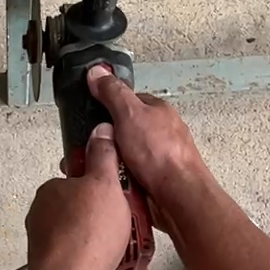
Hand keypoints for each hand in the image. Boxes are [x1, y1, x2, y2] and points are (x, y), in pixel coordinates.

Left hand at [23, 124, 131, 269]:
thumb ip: (103, 155)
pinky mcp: (56, 269)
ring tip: (133, 253)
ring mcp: (48, 245)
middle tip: (131, 224)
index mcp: (51, 190)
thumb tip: (100, 131)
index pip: (78, 178)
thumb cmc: (87, 233)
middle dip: (110, 218)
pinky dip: (106, 264)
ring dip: (112, 244)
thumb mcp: (104, 184)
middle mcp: (43, 216)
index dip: (103, 184)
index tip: (121, 193)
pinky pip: (85, 261)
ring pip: (87, 237)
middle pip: (84, 209)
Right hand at [86, 65, 207, 199]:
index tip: (89, 116)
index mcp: (157, 111)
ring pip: (124, 157)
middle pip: (123, 132)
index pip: (127, 101)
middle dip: (106, 142)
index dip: (106, 107)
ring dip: (111, 164)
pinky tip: (112, 185)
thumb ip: (113, 93)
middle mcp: (160, 133)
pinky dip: (120, 181)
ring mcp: (159, 158)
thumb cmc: (161, 154)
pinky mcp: (156, 180)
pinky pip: (130, 177)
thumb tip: (97, 73)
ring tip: (99, 170)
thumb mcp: (130, 115)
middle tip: (91, 149)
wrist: (179, 196)